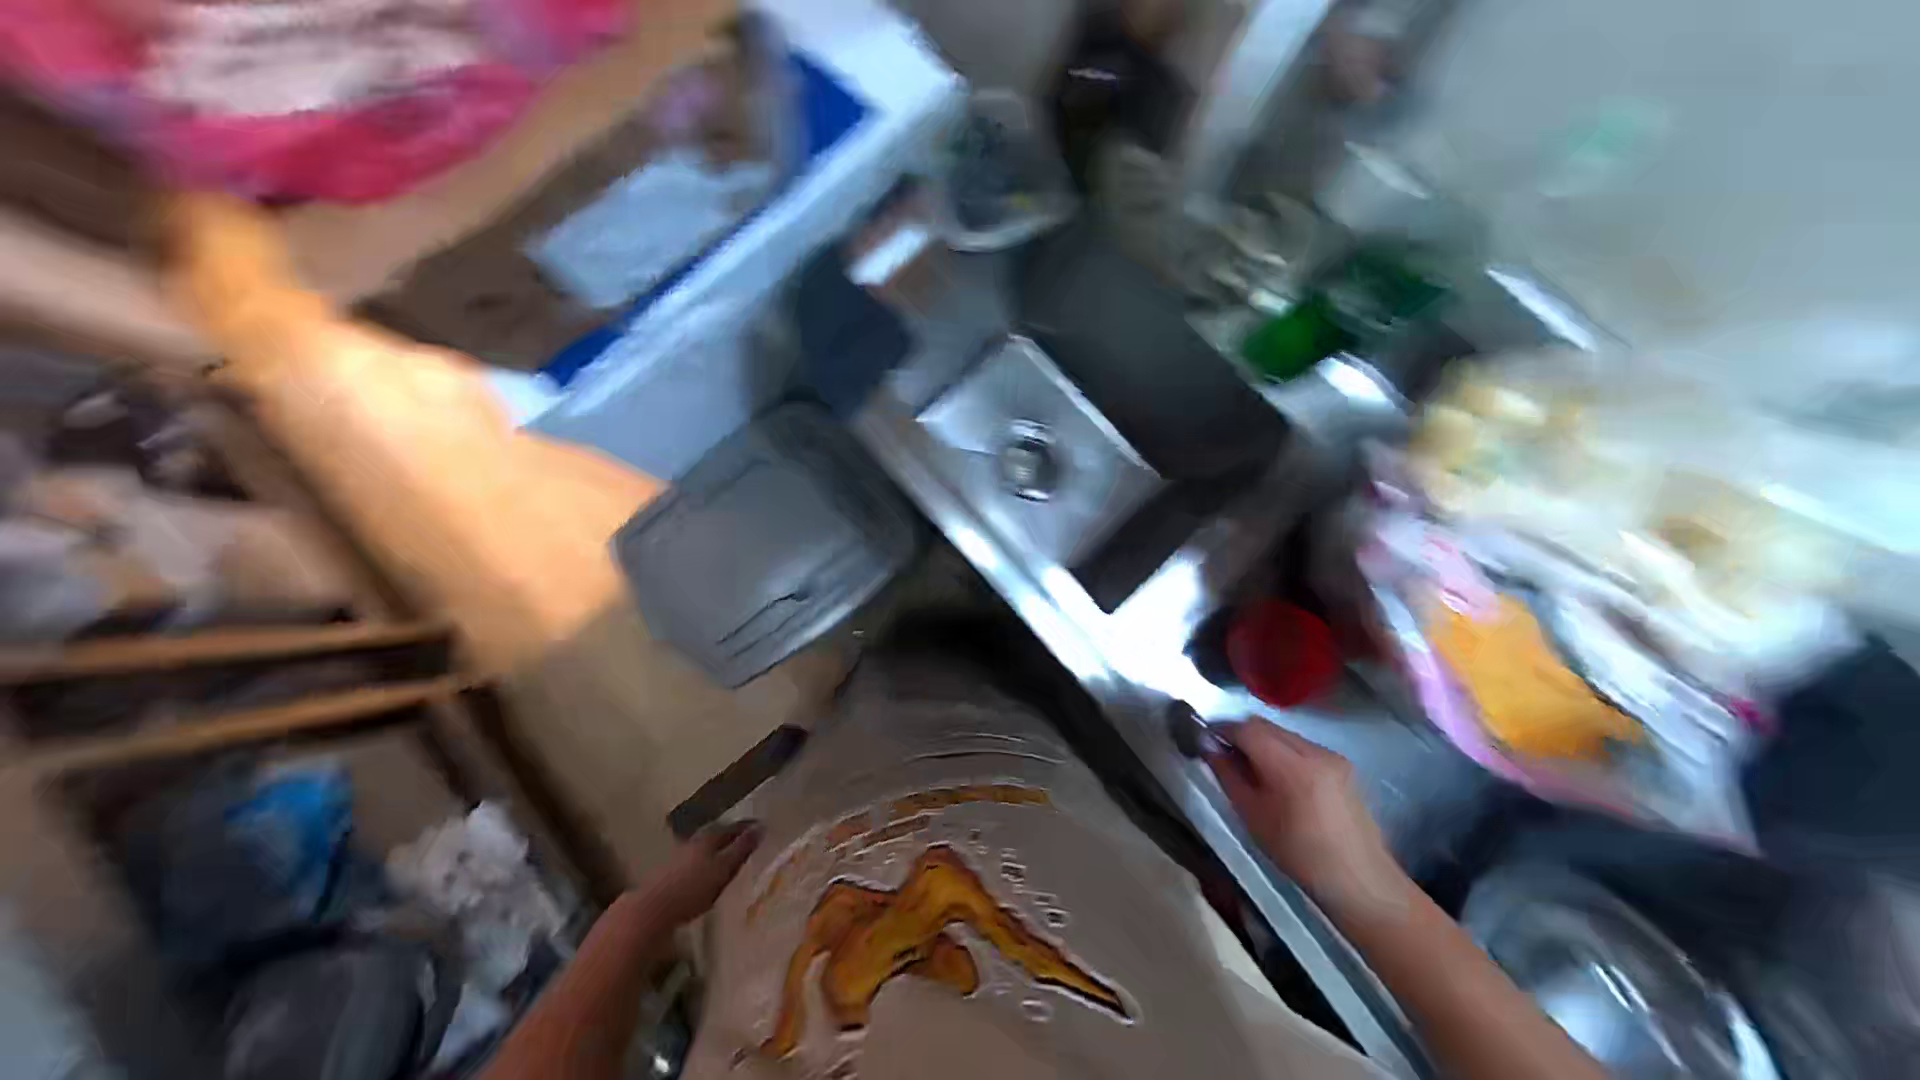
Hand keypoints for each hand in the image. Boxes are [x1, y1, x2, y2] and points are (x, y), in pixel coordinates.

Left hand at [631, 820, 762, 926]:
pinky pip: (691, 867)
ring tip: (726, 861)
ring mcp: (676, 861)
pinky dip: (702, 868)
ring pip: (701, 852)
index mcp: (708, 839)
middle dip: (730, 838)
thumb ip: (741, 849)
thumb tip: (761, 827)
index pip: (732, 828)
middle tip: (745, 842)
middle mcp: (692, 844)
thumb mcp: (723, 868)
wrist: (649, 912)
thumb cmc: (691, 888)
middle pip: (715, 837)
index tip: (760, 827)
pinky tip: (704, 879)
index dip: (746, 828)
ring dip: (714, 854)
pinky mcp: (666, 879)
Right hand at [1204, 721, 1405, 909]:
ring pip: (1284, 733)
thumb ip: (1228, 774)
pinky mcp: (1343, 764)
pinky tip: (1278, 776)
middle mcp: (1314, 752)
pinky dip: (1282, 751)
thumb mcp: (1252, 816)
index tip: (1206, 738)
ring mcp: (1332, 756)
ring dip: (1262, 741)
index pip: (1247, 729)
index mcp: (1291, 766)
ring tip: (1250, 767)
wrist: (1360, 881)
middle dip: (1241, 733)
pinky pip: (1301, 745)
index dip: (1223, 729)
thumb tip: (1208, 745)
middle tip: (1224, 753)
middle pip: (1266, 725)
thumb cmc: (1299, 854)